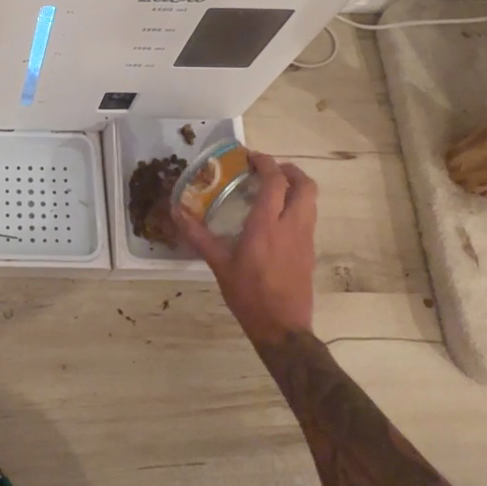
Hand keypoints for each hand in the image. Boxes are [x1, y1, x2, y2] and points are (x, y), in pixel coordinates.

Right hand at [175, 152, 317, 344]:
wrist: (282, 328)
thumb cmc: (248, 294)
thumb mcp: (219, 264)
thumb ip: (198, 235)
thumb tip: (175, 211)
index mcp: (267, 225)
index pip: (276, 181)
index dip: (265, 162)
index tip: (250, 157)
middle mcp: (292, 226)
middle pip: (305, 185)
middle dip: (289, 170)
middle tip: (268, 170)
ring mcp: (305, 239)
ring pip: (311, 201)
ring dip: (296, 187)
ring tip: (272, 190)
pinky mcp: (310, 251)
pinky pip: (308, 217)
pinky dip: (296, 206)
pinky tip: (276, 219)